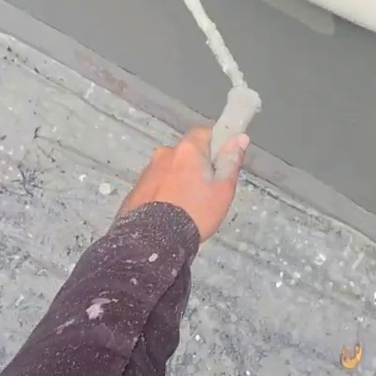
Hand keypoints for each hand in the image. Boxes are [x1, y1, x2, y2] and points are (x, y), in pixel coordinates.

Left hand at [117, 127, 248, 240]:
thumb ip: (231, 162)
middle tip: (205, 191)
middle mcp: (164, 154)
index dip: (215, 144)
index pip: (204, 132)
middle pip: (186, 153)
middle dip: (195, 166)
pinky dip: (162, 195)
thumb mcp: (223, 190)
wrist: (152, 243)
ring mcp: (146, 173)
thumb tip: (241, 138)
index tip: (220, 163)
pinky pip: (155, 186)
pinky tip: (167, 216)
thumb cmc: (195, 213)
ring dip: (177, 181)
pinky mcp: (134, 191)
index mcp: (188, 150)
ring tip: (184, 208)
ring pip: (169, 170)